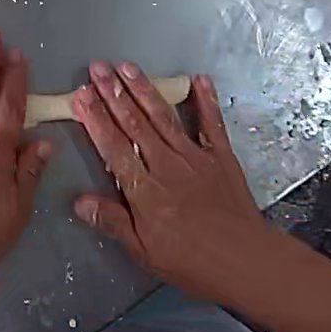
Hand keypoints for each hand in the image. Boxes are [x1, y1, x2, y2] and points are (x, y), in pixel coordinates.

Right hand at [70, 61, 278, 301]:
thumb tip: (78, 200)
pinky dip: (205, 100)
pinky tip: (198, 78)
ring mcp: (195, 157)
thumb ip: (113, 223)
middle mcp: (166, 165)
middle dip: (112, 93)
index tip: (80, 95)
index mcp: (145, 191)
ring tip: (126, 66)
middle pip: (134, 124)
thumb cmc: (193, 263)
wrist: (251, 265)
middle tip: (96, 67)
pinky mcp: (221, 156)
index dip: (95, 120)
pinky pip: (211, 124)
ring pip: (163, 117)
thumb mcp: (145, 253)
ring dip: (144, 89)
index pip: (113, 148)